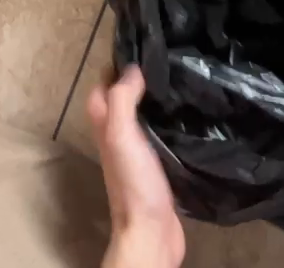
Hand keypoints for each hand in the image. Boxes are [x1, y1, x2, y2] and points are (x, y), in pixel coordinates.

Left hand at [89, 66, 184, 267]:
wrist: (152, 233)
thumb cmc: (134, 182)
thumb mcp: (122, 135)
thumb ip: (122, 100)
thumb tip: (131, 68)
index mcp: (105, 128)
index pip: (100, 90)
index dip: (112, 69)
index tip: (137, 50)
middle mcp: (116, 139)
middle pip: (119, 102)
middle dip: (133, 81)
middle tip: (160, 62)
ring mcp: (135, 155)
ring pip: (138, 118)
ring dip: (151, 102)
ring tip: (174, 82)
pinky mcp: (155, 169)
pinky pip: (157, 136)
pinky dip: (165, 123)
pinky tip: (183, 117)